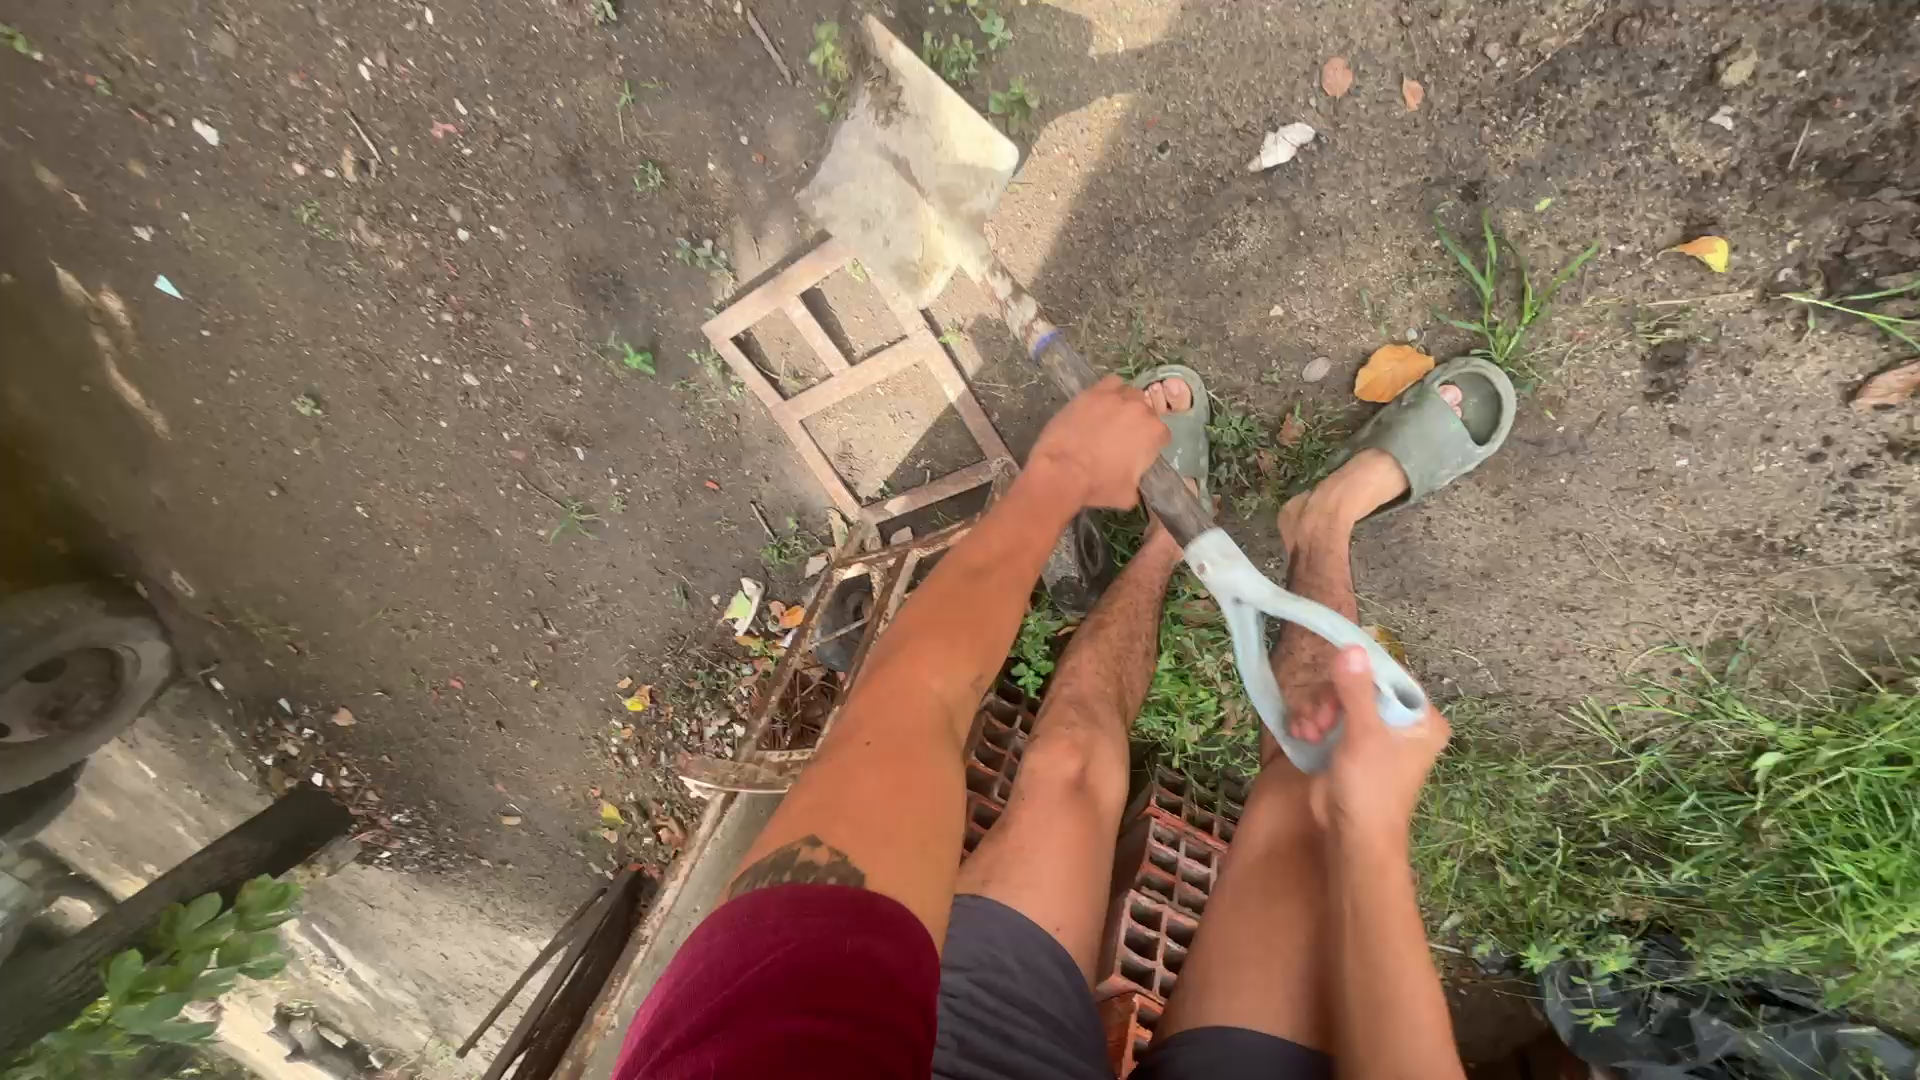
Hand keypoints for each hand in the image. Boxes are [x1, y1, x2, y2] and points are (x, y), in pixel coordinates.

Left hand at [1026, 376, 1168, 509]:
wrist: (1062, 471)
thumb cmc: (1097, 485)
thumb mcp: (1127, 495)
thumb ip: (1137, 484)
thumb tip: (1133, 487)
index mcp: (1154, 433)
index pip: (1161, 434)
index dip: (1150, 444)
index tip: (1138, 453)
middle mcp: (1140, 409)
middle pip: (1146, 411)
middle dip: (1137, 423)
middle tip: (1121, 437)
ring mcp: (1116, 397)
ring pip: (1129, 394)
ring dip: (1125, 404)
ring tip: (1111, 418)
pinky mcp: (1093, 392)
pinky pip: (1110, 383)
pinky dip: (1109, 391)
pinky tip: (1100, 404)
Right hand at [1304, 646, 1449, 845]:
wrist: (1353, 835)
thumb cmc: (1371, 787)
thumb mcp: (1364, 734)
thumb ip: (1356, 690)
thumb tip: (1351, 647)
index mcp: (1420, 719)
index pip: (1389, 676)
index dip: (1358, 672)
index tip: (1332, 673)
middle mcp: (1399, 723)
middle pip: (1357, 686)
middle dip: (1330, 699)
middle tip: (1319, 720)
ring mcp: (1372, 733)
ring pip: (1337, 699)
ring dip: (1315, 711)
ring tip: (1307, 731)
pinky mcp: (1347, 744)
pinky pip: (1326, 716)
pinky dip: (1311, 722)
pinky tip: (1301, 734)